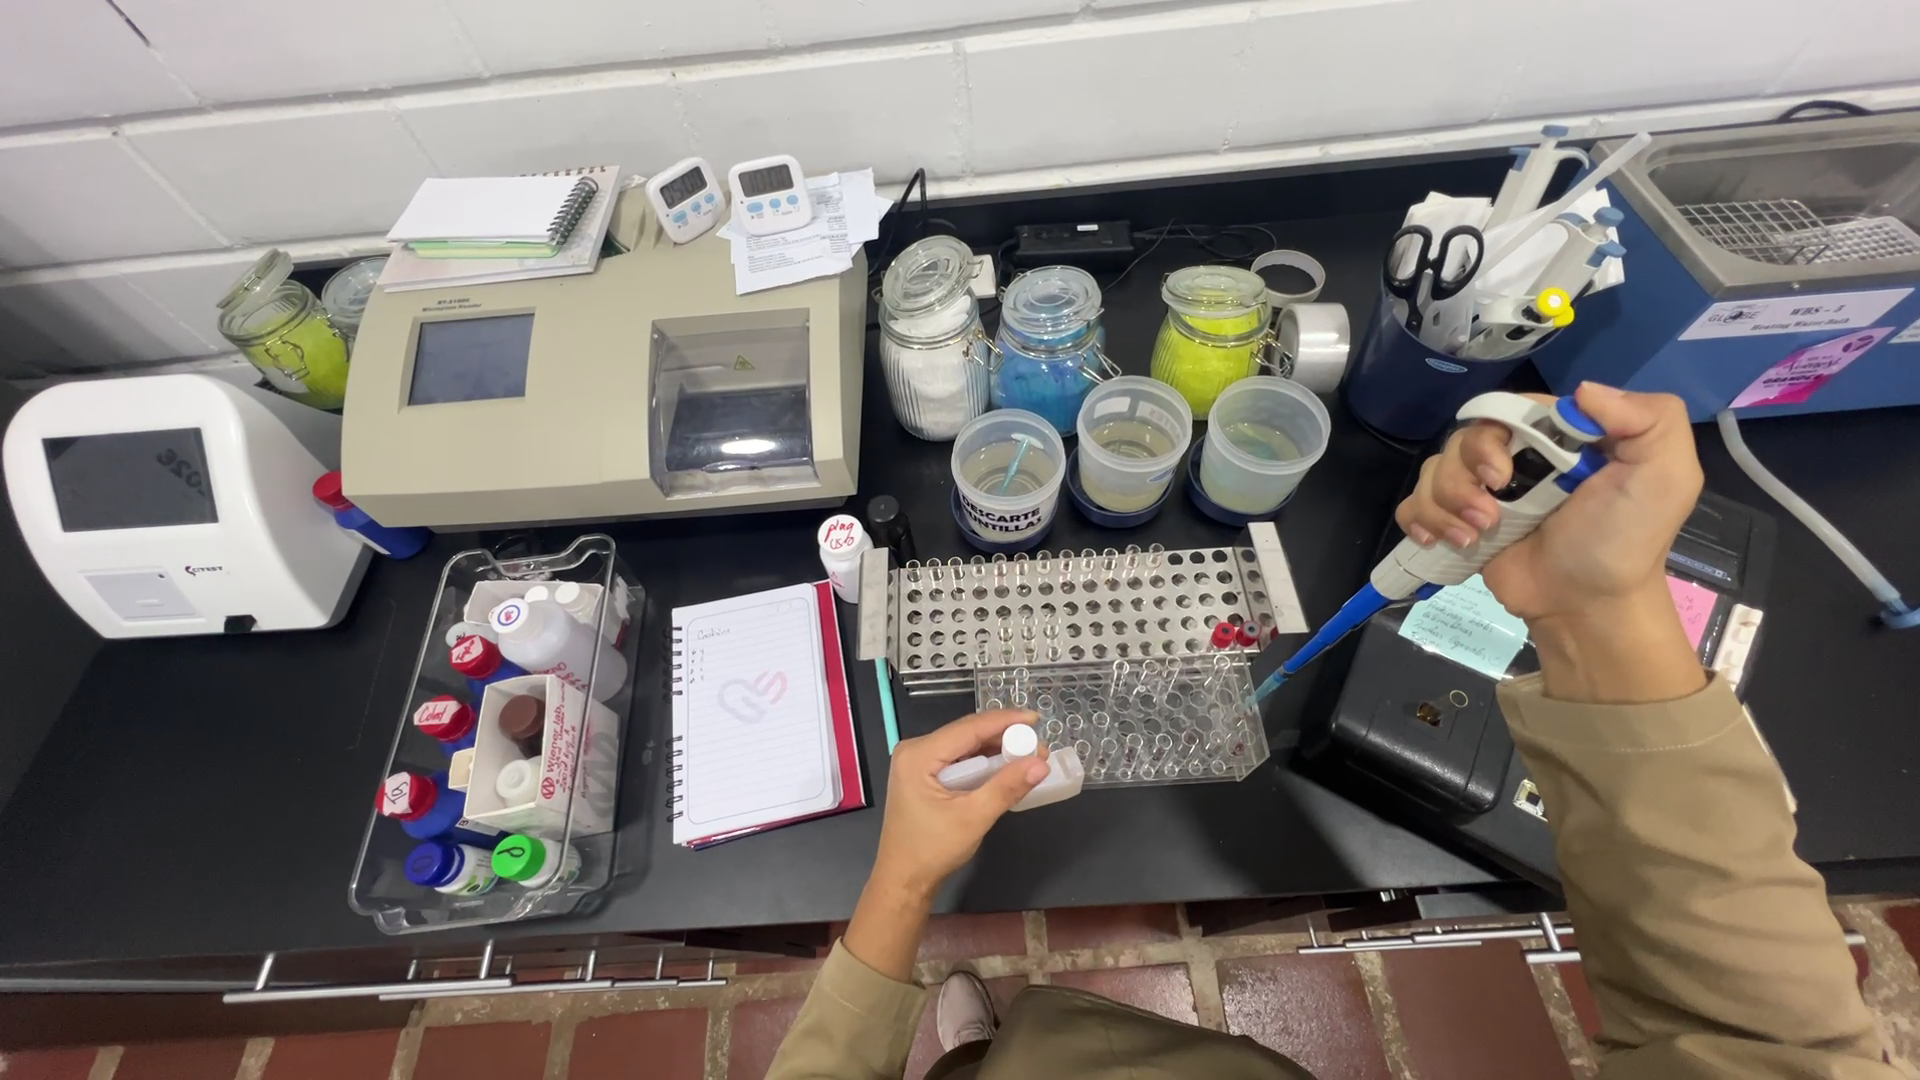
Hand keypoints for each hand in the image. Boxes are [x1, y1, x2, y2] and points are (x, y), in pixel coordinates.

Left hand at [871, 709, 1049, 898]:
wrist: (903, 880)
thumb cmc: (932, 851)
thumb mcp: (973, 818)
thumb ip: (1006, 788)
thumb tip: (1040, 764)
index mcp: (918, 755)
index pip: (968, 728)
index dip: (1004, 721)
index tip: (1035, 718)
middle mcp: (914, 750)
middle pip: (966, 733)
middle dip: (1003, 737)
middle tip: (1037, 746)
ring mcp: (917, 761)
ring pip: (964, 745)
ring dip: (994, 750)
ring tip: (1027, 756)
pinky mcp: (923, 773)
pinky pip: (958, 758)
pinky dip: (982, 762)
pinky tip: (1004, 767)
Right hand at [1394, 382, 1707, 703]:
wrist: (1584, 604)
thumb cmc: (1622, 540)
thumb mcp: (1664, 475)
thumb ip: (1649, 419)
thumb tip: (1582, 390)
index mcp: (1555, 441)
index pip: (1504, 412)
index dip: (1490, 439)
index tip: (1501, 475)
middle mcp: (1513, 459)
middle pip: (1459, 442)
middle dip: (1461, 481)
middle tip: (1489, 516)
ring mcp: (1480, 492)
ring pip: (1431, 473)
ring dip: (1444, 507)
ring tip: (1473, 537)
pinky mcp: (1454, 521)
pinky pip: (1413, 505)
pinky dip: (1419, 521)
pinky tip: (1439, 541)